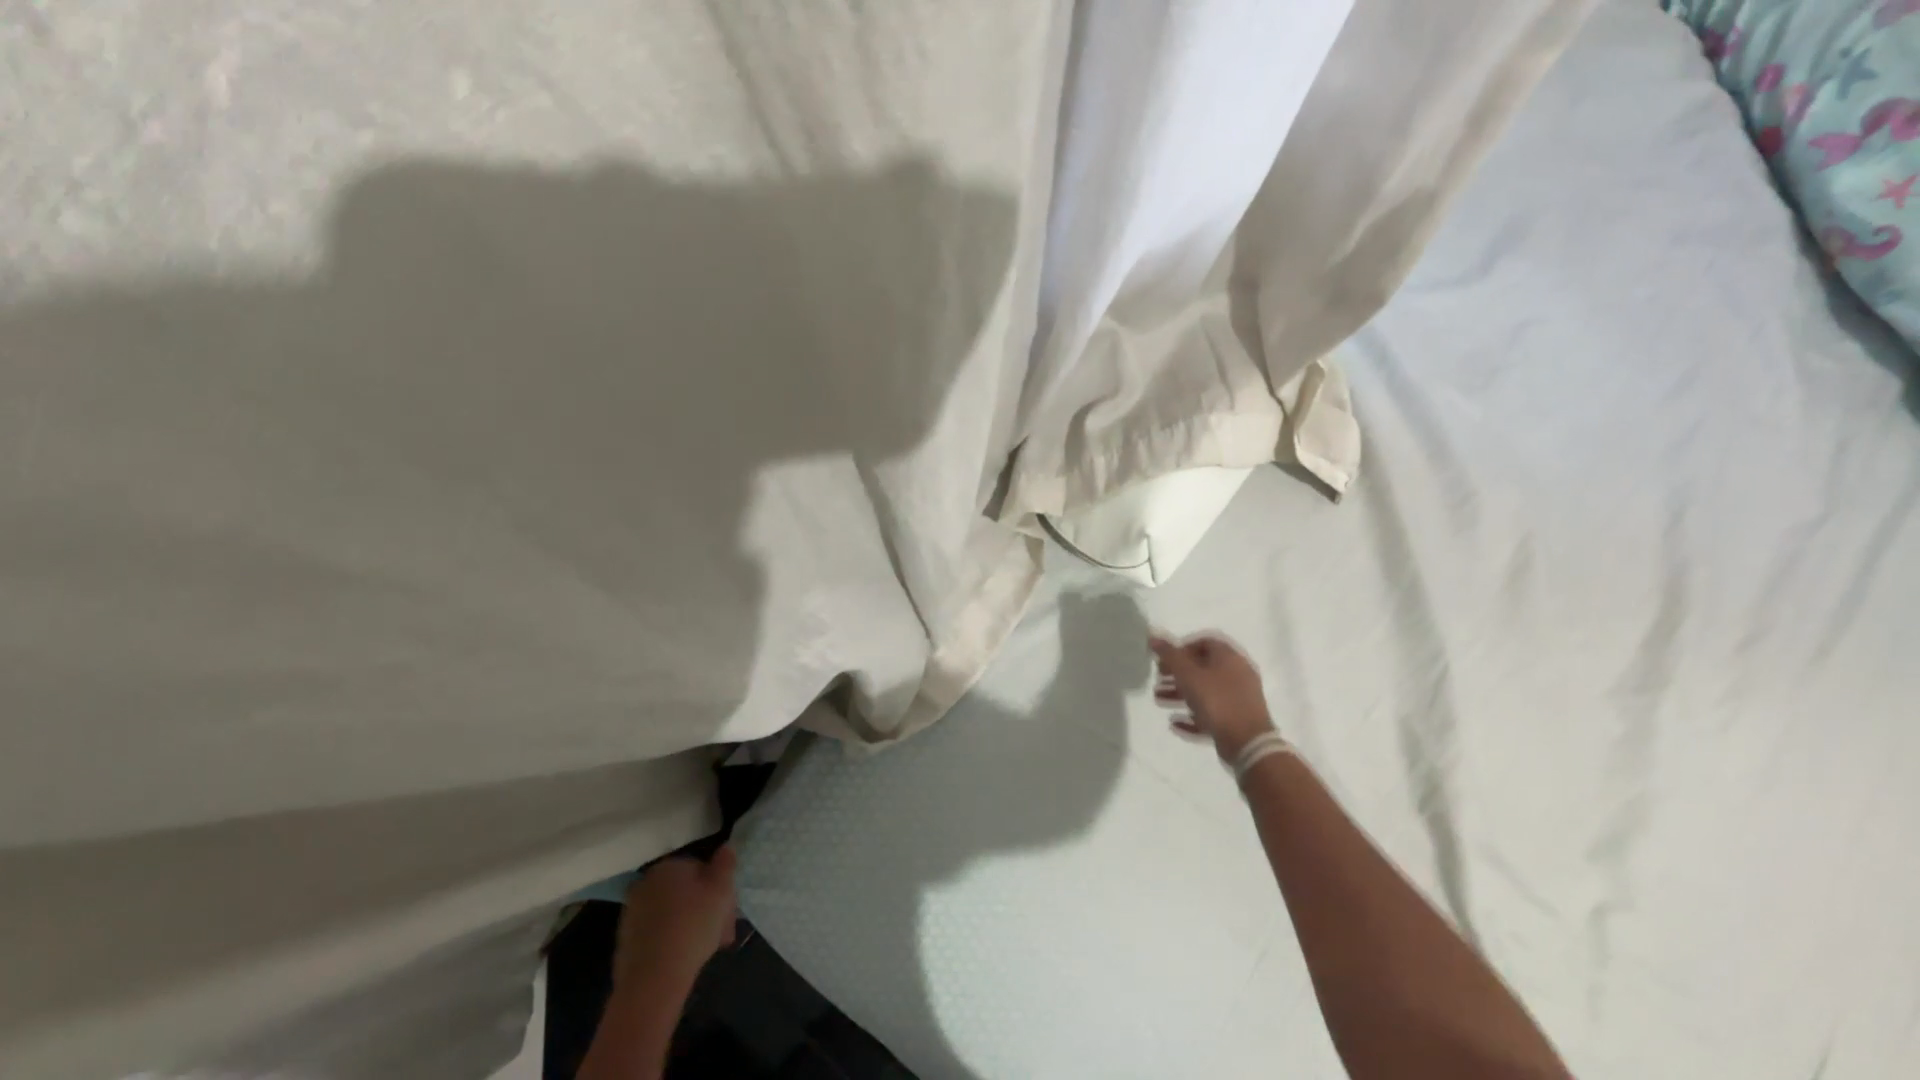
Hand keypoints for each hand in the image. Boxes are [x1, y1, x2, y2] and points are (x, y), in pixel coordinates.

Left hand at [613, 846, 739, 997]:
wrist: (653, 977)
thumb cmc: (693, 927)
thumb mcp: (721, 892)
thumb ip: (726, 865)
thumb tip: (726, 847)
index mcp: (669, 865)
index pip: (701, 869)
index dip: (720, 889)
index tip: (729, 910)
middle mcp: (647, 881)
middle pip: (687, 890)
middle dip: (707, 908)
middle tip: (723, 932)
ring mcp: (633, 909)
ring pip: (674, 911)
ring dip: (692, 923)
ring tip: (708, 947)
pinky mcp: (627, 936)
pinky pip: (659, 929)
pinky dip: (673, 937)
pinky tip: (685, 955)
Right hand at [1150, 634, 1276, 760]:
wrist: (1247, 742)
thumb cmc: (1217, 701)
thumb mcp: (1188, 675)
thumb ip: (1170, 655)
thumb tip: (1153, 634)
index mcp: (1229, 658)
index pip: (1205, 642)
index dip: (1182, 648)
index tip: (1165, 659)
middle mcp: (1237, 674)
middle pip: (1203, 667)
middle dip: (1177, 673)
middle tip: (1158, 679)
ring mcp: (1239, 698)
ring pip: (1205, 691)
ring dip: (1181, 694)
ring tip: (1158, 700)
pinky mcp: (1237, 719)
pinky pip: (1211, 713)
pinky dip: (1193, 716)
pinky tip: (1175, 724)